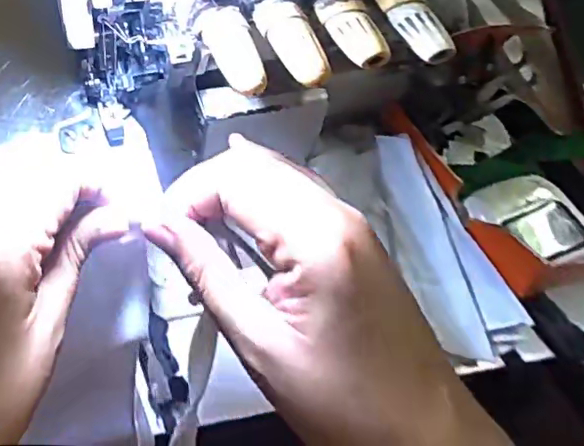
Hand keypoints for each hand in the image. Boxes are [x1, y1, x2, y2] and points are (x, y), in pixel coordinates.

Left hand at [0, 165, 130, 445]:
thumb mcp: (44, 331)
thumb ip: (77, 256)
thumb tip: (116, 216)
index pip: (62, 177)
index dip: (98, 184)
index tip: (119, 206)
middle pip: (33, 166)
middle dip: (70, 184)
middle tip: (97, 216)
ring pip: (4, 170)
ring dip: (38, 185)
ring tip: (61, 223)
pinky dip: (5, 193)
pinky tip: (20, 225)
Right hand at [144, 137, 510, 445]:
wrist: (425, 432)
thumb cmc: (342, 402)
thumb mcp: (261, 344)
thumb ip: (206, 272)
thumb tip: (159, 224)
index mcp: (316, 233)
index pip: (234, 178)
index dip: (188, 194)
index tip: (159, 228)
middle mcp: (335, 209)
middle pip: (254, 165)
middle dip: (205, 187)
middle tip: (172, 228)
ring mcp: (348, 215)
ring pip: (274, 170)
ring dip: (229, 188)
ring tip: (195, 224)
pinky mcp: (351, 229)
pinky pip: (295, 189)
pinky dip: (259, 193)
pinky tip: (236, 204)